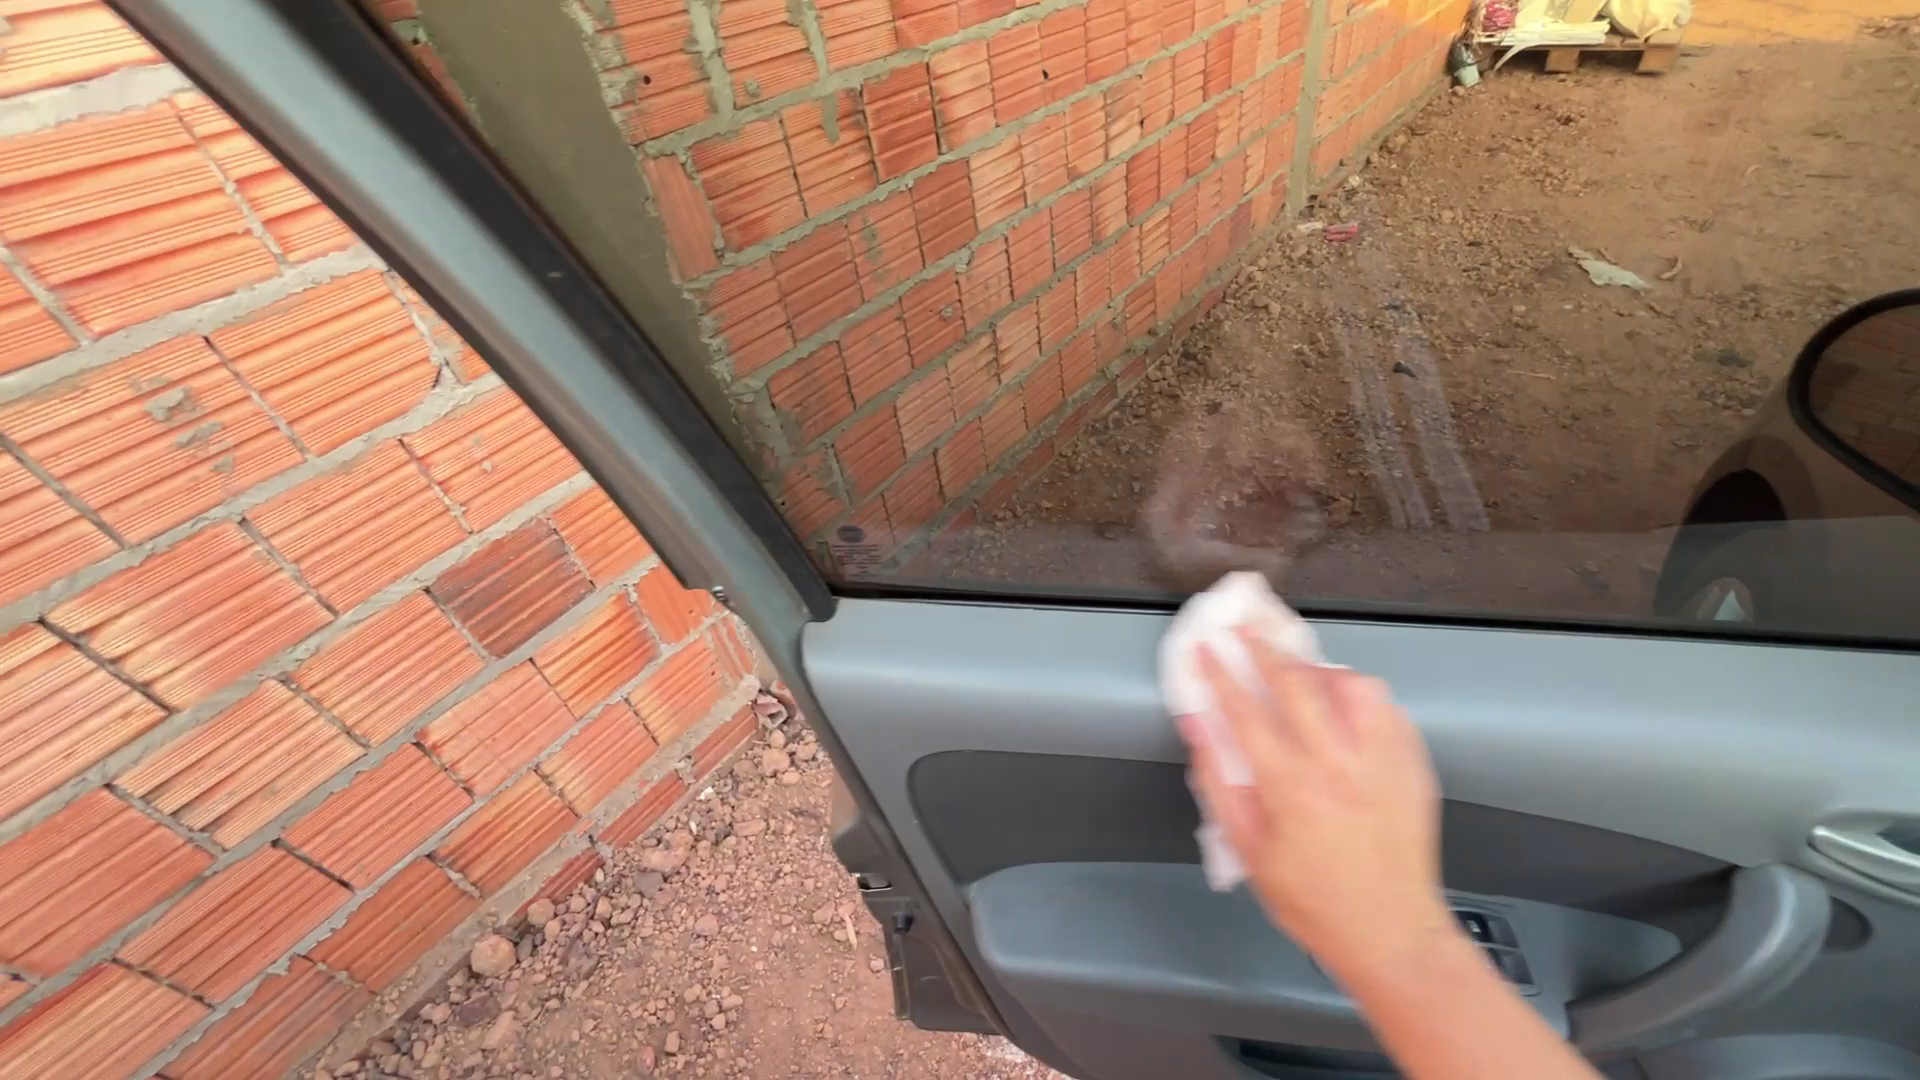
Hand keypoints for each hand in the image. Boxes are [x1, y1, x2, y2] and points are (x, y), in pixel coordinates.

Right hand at [1180, 631, 1454, 983]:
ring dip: (1321, 668)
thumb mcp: (1246, 847)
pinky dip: (1363, 697)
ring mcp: (1382, 761)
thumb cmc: (1311, 897)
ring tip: (1303, 668)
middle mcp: (1337, 762)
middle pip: (1295, 682)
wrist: (1391, 934)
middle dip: (1263, 647)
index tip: (1204, 647)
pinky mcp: (1413, 768)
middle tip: (1245, 626)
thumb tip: (1196, 729)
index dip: (1218, 672)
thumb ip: (1217, 782)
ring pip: (1354, 685)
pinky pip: (1388, 710)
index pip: (1243, 709)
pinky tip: (1347, 704)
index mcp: (1289, 783)